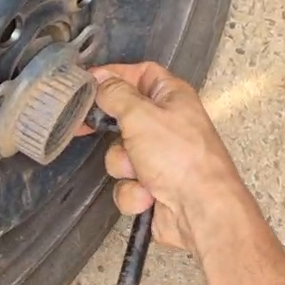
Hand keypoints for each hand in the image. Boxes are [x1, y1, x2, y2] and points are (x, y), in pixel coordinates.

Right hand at [89, 62, 251, 251]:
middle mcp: (167, 123)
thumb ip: (116, 95)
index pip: (140, 73)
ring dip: (124, 165)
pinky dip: (133, 190)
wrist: (200, 211)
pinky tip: (148, 196)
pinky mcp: (153, 186)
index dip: (115, 75)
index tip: (87, 81)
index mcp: (172, 96)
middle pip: (125, 115)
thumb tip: (102, 80)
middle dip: (110, 128)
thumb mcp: (141, 116)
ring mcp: (161, 156)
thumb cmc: (179, 156)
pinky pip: (127, 183)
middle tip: (85, 126)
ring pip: (121, 153)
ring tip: (140, 172)